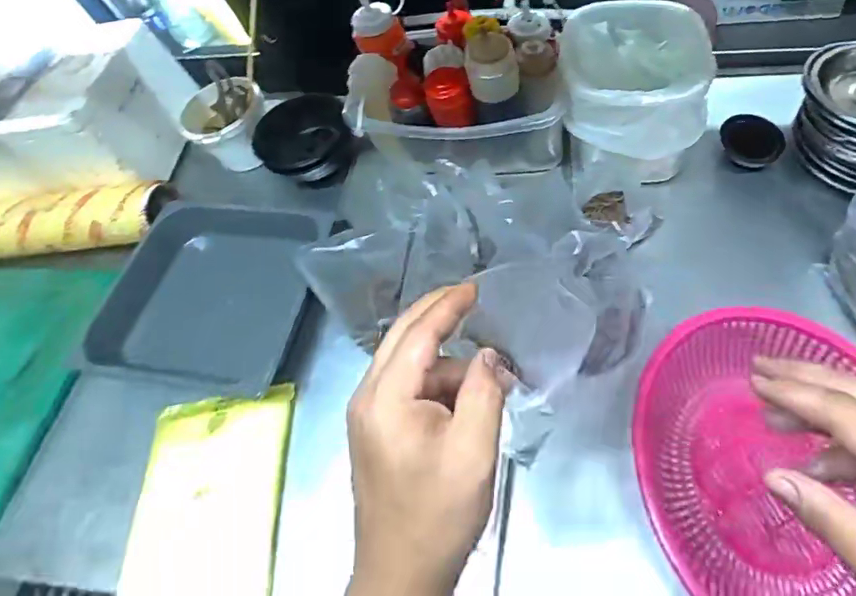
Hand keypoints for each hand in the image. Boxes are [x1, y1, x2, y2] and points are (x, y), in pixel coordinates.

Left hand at [347, 283, 509, 595]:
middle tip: (472, 300)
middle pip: (403, 337)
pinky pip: (405, 386)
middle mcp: (367, 394)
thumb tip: (488, 355)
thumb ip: (483, 393)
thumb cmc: (437, 515)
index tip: (475, 288)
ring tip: (486, 382)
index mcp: (385, 396)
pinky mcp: (374, 427)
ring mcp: (367, 411)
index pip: (417, 333)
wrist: (400, 574)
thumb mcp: (473, 452)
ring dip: (444, 361)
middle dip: (437, 315)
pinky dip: (435, 383)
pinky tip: (463, 401)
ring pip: (407, 363)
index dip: (447, 306)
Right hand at [751, 356, 855, 595]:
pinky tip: (818, 458)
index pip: (843, 411)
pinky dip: (843, 431)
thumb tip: (771, 475)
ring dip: (820, 401)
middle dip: (803, 377)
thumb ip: (830, 520)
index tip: (752, 380)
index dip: (794, 393)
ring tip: (775, 413)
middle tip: (757, 370)